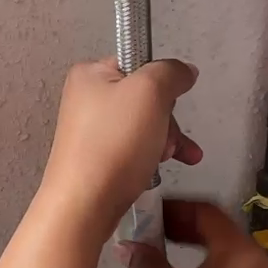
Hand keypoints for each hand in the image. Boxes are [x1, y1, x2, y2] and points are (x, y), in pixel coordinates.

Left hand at [36, 58, 201, 242]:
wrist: (84, 204)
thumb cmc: (111, 146)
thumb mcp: (150, 92)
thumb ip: (171, 72)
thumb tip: (183, 71)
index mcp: (90, 74)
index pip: (140, 62)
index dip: (162, 82)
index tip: (170, 99)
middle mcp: (86, 99)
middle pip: (145, 97)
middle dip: (167, 118)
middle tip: (168, 135)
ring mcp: (90, 131)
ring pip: (143, 125)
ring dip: (165, 139)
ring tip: (171, 156)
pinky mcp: (97, 158)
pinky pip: (133, 149)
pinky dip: (151, 156)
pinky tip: (158, 168)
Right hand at [120, 200, 267, 267]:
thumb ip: (148, 265)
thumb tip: (128, 246)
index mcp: (241, 253)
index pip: (206, 213)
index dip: (175, 210)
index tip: (150, 217)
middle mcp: (265, 262)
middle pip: (223, 235)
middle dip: (186, 234)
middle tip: (155, 240)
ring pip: (234, 260)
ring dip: (203, 257)